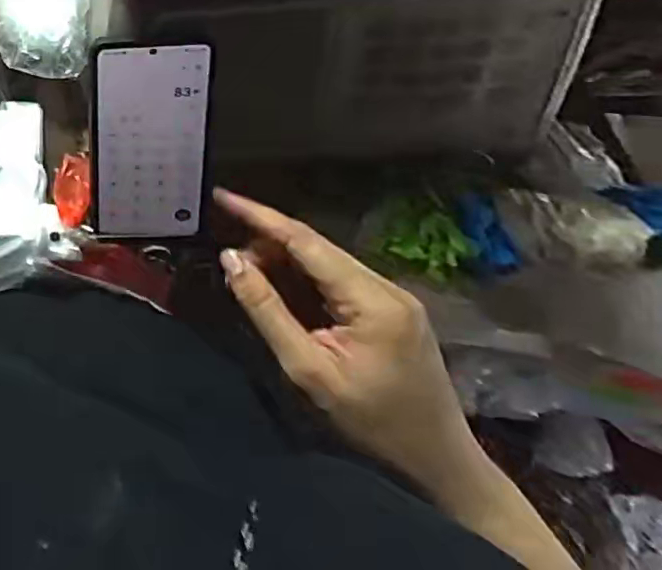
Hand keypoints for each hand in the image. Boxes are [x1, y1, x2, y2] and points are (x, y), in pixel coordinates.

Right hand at [216, 189, 479, 491]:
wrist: (439, 465)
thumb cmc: (371, 421)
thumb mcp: (307, 368)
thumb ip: (265, 309)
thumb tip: (230, 258)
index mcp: (373, 299)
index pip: (305, 241)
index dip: (259, 215)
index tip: (222, 196)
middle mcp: (386, 287)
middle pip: (313, 245)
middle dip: (264, 241)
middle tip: (227, 258)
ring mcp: (392, 296)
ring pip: (322, 259)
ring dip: (280, 260)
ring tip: (246, 276)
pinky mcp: (389, 308)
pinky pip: (333, 276)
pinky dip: (299, 275)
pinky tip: (277, 288)